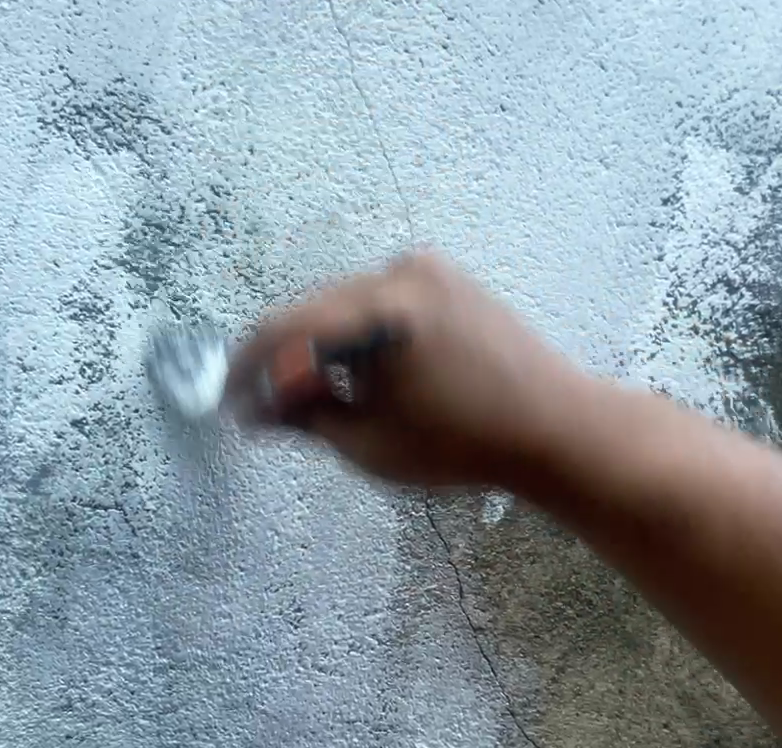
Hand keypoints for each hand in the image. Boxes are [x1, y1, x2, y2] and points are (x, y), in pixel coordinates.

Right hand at [230, 251, 589, 487]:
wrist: (554, 427)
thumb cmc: (462, 443)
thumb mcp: (366, 441)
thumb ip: (300, 416)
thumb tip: (253, 410)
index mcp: (385, 306)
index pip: (285, 329)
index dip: (246, 369)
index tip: (226, 403)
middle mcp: (404, 271)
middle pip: (311, 314)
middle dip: (282, 364)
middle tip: (262, 411)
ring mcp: (428, 271)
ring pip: (341, 310)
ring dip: (317, 354)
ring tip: (311, 402)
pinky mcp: (444, 282)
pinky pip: (375, 307)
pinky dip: (352, 341)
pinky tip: (352, 379)